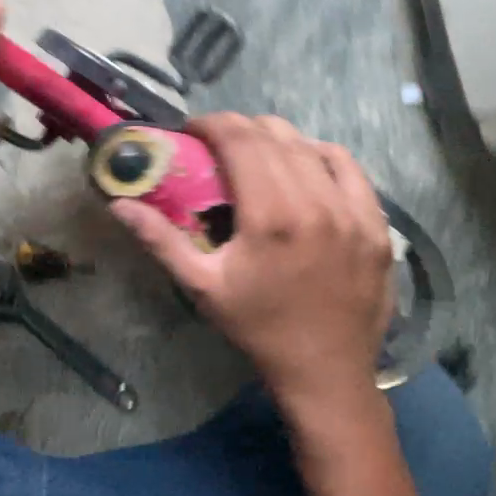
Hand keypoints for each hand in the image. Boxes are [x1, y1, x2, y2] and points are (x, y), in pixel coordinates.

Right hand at [111, 114, 392, 417]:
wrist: (326, 372)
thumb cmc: (258, 327)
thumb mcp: (202, 286)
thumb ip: (160, 240)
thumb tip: (118, 204)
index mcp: (270, 216)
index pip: (241, 139)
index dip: (213, 123)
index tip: (192, 130)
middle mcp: (316, 203)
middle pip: (274, 135)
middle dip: (239, 128)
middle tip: (217, 143)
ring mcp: (354, 213)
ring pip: (311, 145)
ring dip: (277, 139)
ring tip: (257, 154)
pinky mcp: (377, 225)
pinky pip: (350, 168)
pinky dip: (321, 155)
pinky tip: (304, 165)